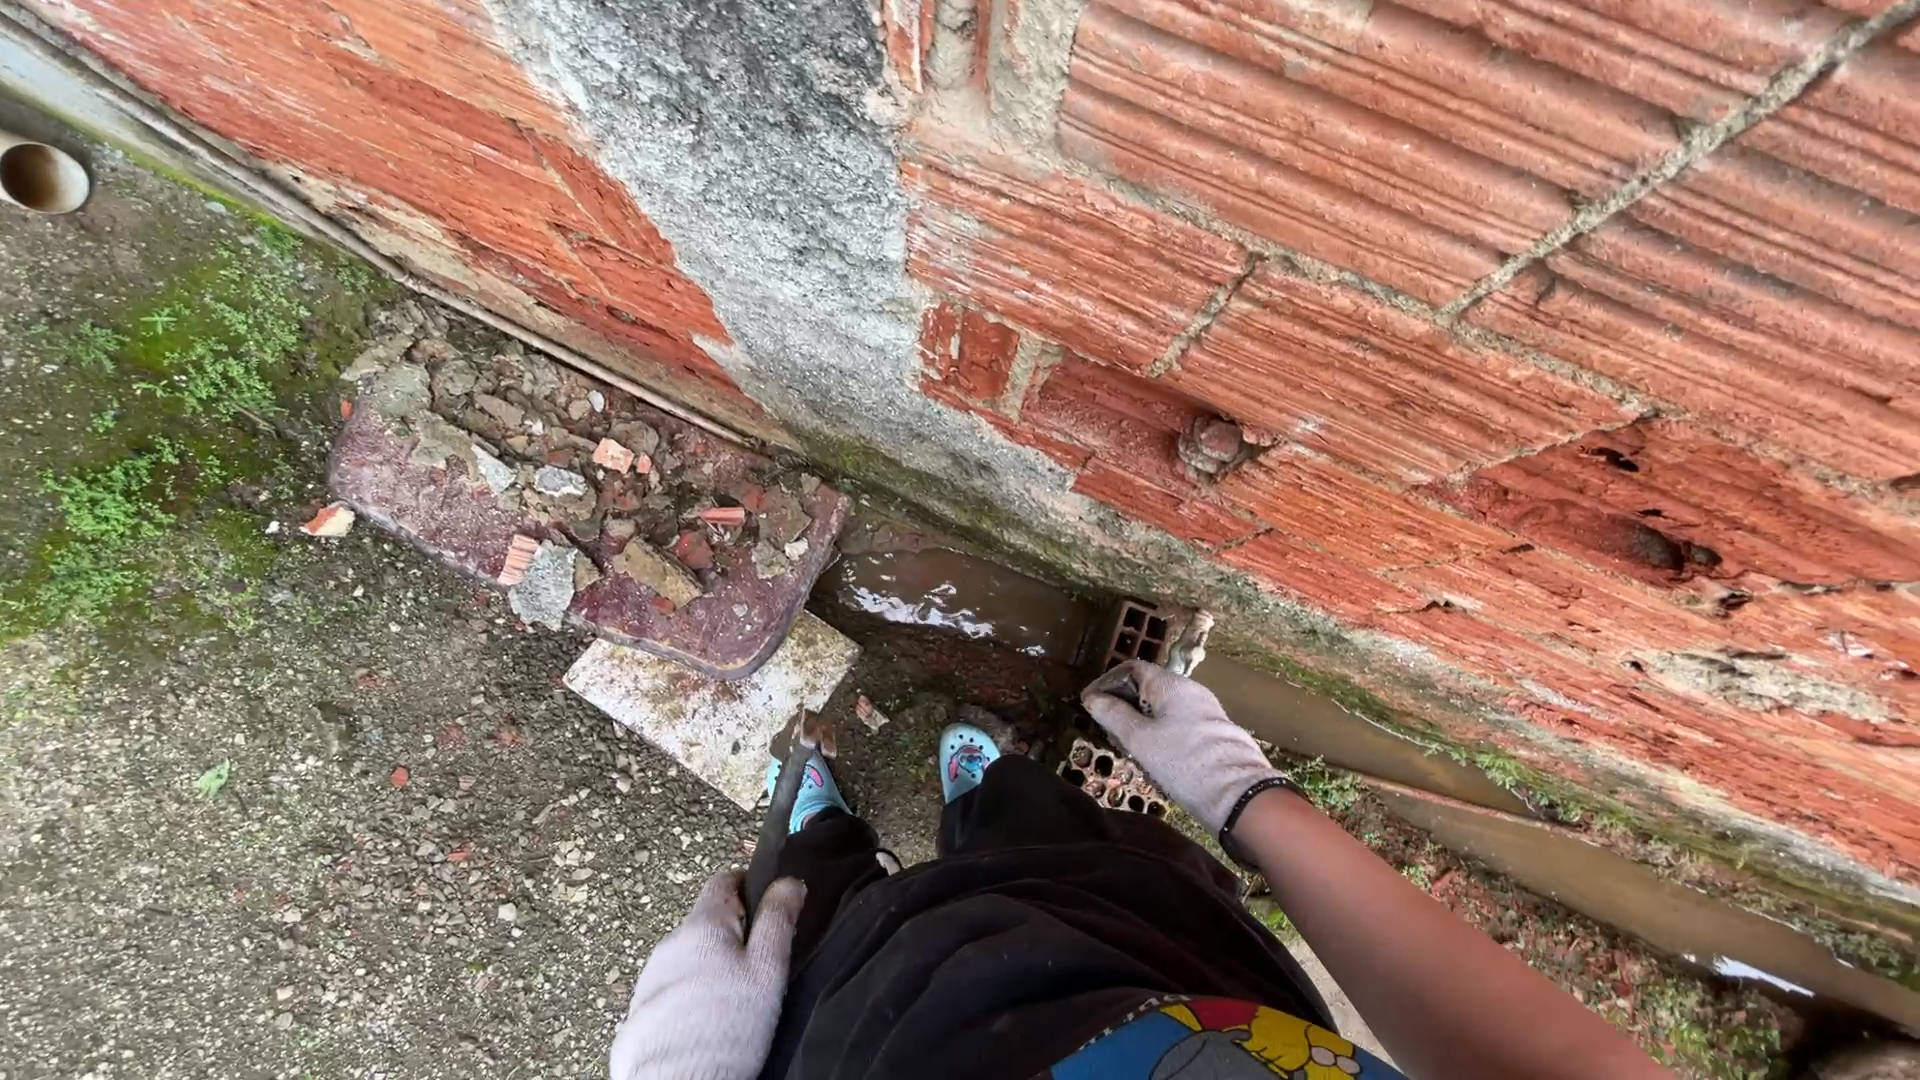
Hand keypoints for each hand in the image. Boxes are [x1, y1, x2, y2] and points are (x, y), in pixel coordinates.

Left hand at [609, 871, 805, 1079]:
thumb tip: (789, 881)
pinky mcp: (637, 1015)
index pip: (724, 880)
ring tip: (730, 1002)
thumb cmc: (729, 1027)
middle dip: (730, 937)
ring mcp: (649, 980)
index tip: (766, 910)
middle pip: (706, 923)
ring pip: (687, 959)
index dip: (749, 887)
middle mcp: (669, 944)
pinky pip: (669, 993)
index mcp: (703, 925)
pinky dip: (688, 999)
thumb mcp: (767, 968)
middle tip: (755, 968)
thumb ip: (778, 918)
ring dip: (707, 968)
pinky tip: (704, 1023)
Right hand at [1080, 660, 1280, 833]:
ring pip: (1163, 708)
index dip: (1107, 682)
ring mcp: (1206, 712)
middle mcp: (1191, 691)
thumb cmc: (1183, 761)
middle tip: (1107, 728)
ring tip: (1127, 746)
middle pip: (1148, 688)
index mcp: (1171, 685)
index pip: (1132, 669)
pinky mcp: (1215, 734)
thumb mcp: (1139, 739)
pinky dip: (1160, 733)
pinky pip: (1178, 724)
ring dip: (1141, 722)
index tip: (1090, 703)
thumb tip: (1093, 699)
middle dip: (1123, 705)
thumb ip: (1113, 715)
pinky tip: (1154, 757)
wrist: (1240, 795)